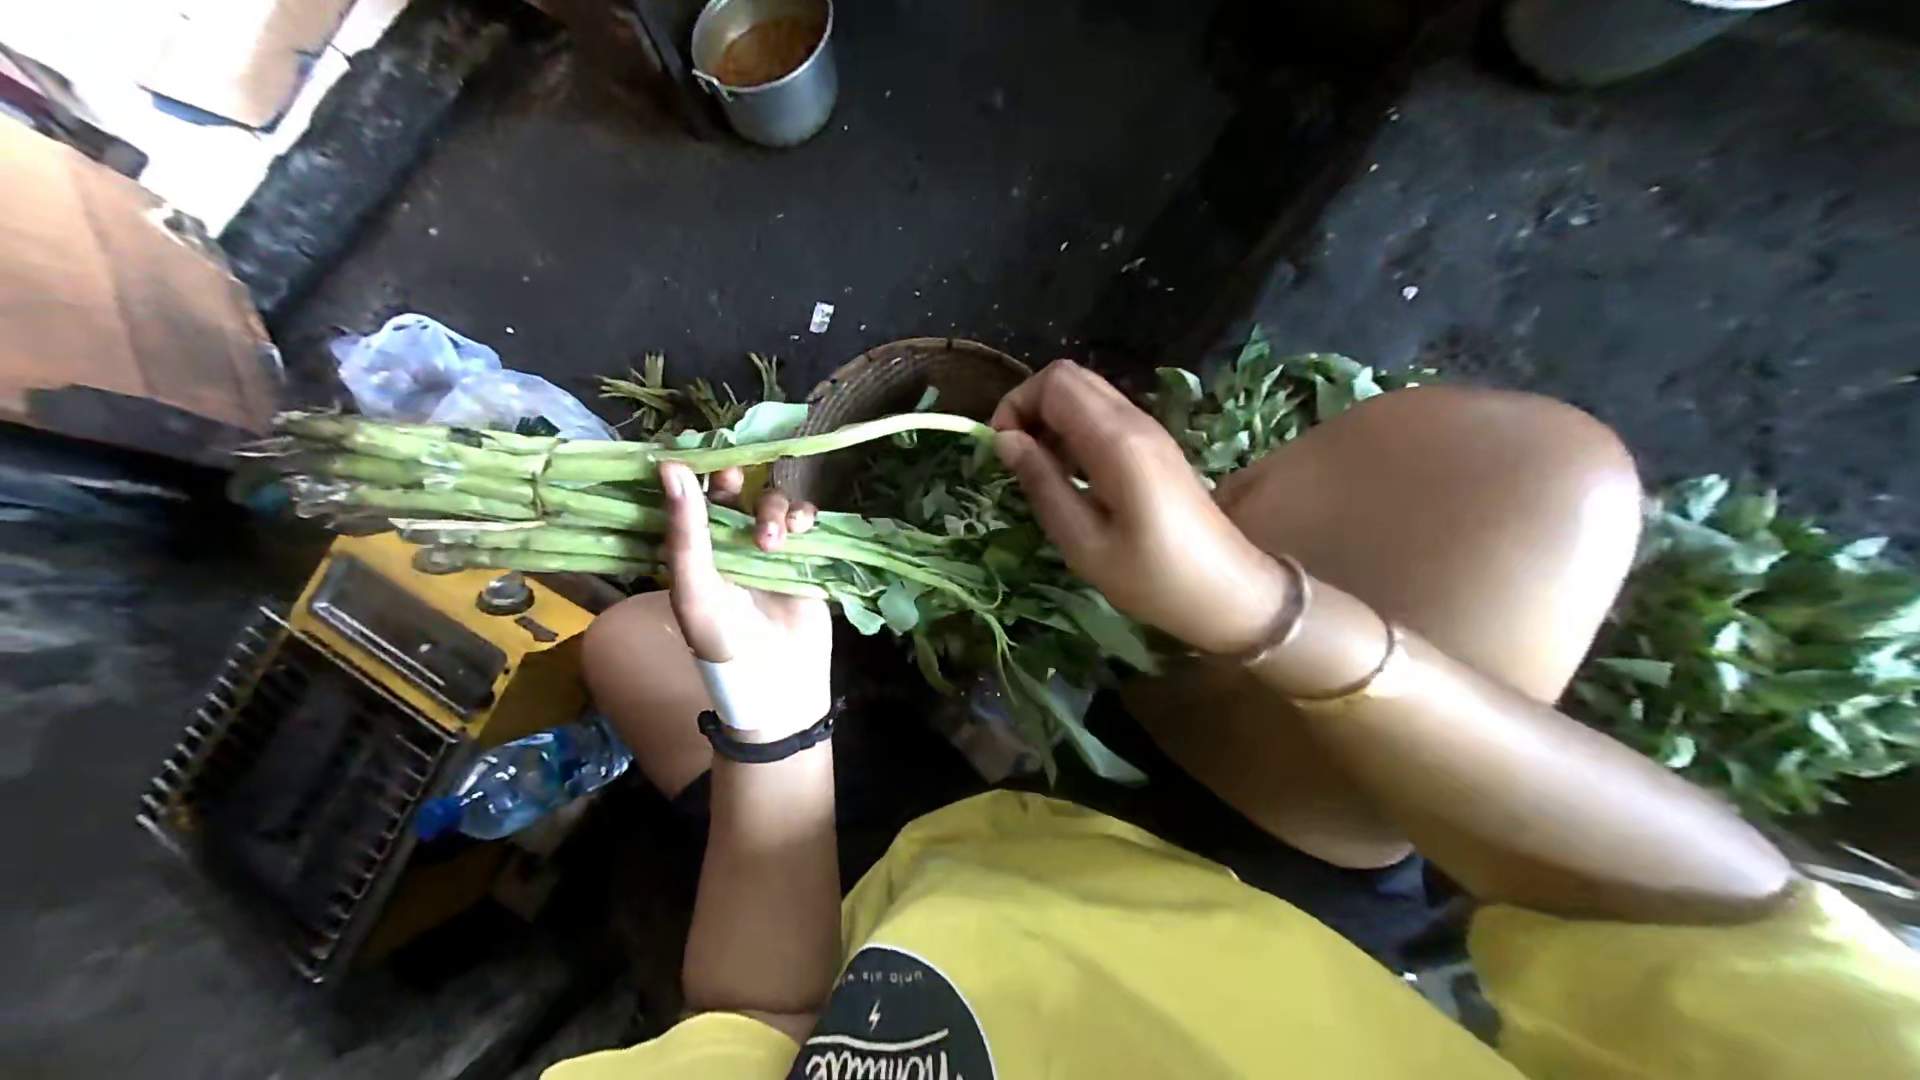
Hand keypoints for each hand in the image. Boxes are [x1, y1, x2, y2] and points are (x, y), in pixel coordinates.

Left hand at [659, 462, 831, 739]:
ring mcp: (769, 548)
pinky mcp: (803, 556)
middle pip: (736, 494)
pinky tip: (801, 531)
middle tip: (734, 482)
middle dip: (737, 486)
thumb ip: (685, 531)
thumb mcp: (694, 586)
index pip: (692, 500)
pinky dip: (804, 517)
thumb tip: (671, 467)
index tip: (700, 459)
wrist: (778, 677)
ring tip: (771, 542)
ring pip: (773, 503)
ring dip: (772, 512)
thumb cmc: (724, 639)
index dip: (695, 476)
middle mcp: (730, 544)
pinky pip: (805, 520)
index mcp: (696, 551)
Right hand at [990, 359, 1294, 654]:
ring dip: (1052, 420)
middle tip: (1018, 458)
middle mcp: (1135, 421)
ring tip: (1041, 471)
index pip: (1055, 382)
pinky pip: (1103, 417)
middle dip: (1031, 407)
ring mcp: (1148, 430)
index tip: (1003, 451)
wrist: (1226, 591)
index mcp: (1117, 442)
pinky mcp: (1153, 445)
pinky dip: (1074, 432)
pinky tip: (1071, 475)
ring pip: (1086, 394)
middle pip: (1070, 377)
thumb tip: (1004, 440)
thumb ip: (1042, 484)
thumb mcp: (1083, 542)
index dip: (1017, 404)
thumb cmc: (1151, 577)